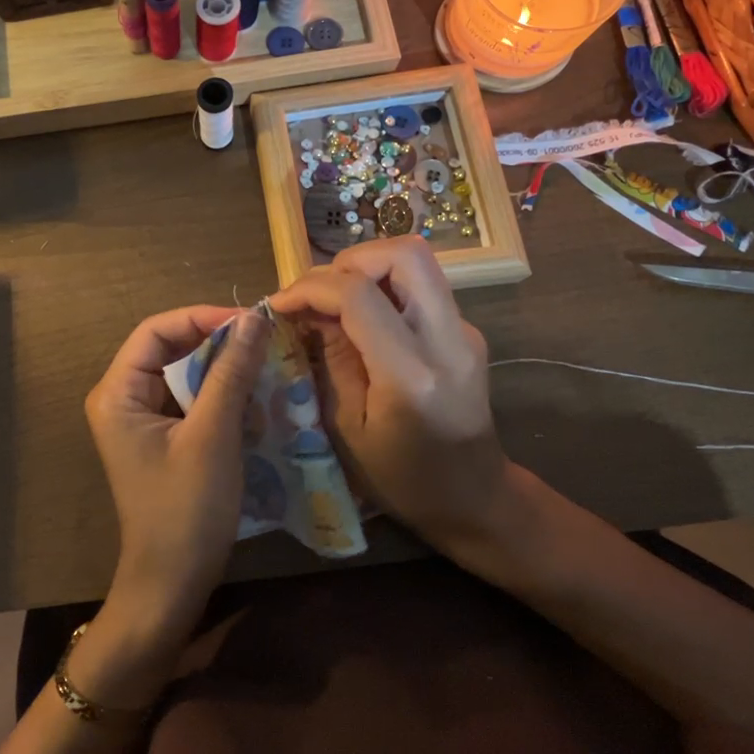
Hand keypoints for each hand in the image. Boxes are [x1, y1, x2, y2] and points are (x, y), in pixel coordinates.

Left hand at [85, 306, 269, 629]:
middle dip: (214, 341)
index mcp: (116, 392)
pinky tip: (252, 394)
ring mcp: (139, 420)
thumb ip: (231, 373)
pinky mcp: (160, 440)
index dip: (201, 318)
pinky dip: (218, 394)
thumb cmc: (186, 509)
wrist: (172, 583)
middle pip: (168, 349)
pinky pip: (189, 400)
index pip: (155, 331)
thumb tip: (254, 318)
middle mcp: (121, 399)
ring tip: (264, 361)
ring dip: (221, 368)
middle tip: (262, 339)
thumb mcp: (212, 435)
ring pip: (182, 374)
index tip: (248, 321)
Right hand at [267, 237, 509, 544]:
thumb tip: (305, 310)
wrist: (474, 499)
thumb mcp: (345, 428)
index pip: (359, 294)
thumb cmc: (401, 479)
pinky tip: (356, 323)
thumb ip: (329, 359)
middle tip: (317, 294)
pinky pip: (417, 287)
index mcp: (412, 374)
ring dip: (364, 271)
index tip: (279, 304)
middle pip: (404, 253)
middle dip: (348, 260)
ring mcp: (464, 331)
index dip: (310, 288)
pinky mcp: (464, 331)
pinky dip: (379, 289)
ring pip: (414, 262)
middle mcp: (448, 340)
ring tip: (331, 305)